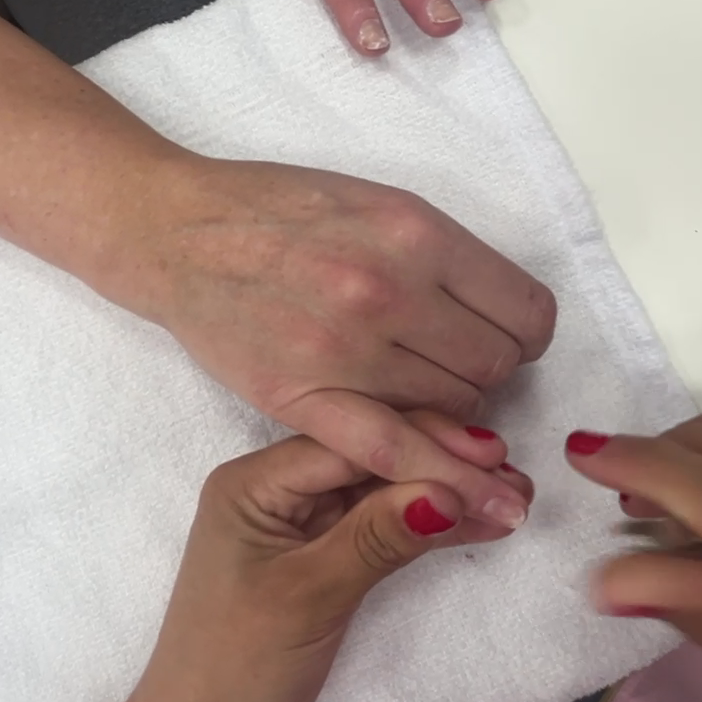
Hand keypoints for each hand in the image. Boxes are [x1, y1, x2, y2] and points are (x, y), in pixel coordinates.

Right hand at [110, 157, 554, 531]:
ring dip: (455, 411)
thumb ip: (440, 254)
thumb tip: (495, 313)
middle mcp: (388, 290)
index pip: (525, 311)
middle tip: (452, 363)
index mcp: (415, 231)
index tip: (507, 339)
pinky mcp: (299, 397)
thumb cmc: (272, 208)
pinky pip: (390, 450)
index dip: (525, 333)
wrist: (177, 233)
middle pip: (496, 366)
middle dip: (489, 371)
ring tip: (416, 388)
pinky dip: (441, 476)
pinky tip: (478, 502)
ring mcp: (343, 350)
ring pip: (455, 410)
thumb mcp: (372, 199)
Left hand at [133, 412, 530, 701]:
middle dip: (439, 468)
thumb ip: (376, 538)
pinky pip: (379, 529)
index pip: (347, 446)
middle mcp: (276, 488)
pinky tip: (479, 525)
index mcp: (254, 481)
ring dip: (443, 497)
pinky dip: (425, 529)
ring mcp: (301, 522)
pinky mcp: (322, 555)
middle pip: (367, 463)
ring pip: (380, 495)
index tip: (492, 456)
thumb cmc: (238, 661)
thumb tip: (453, 492)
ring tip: (516, 497)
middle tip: (515, 476)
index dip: (420, 447)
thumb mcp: (308, 596)